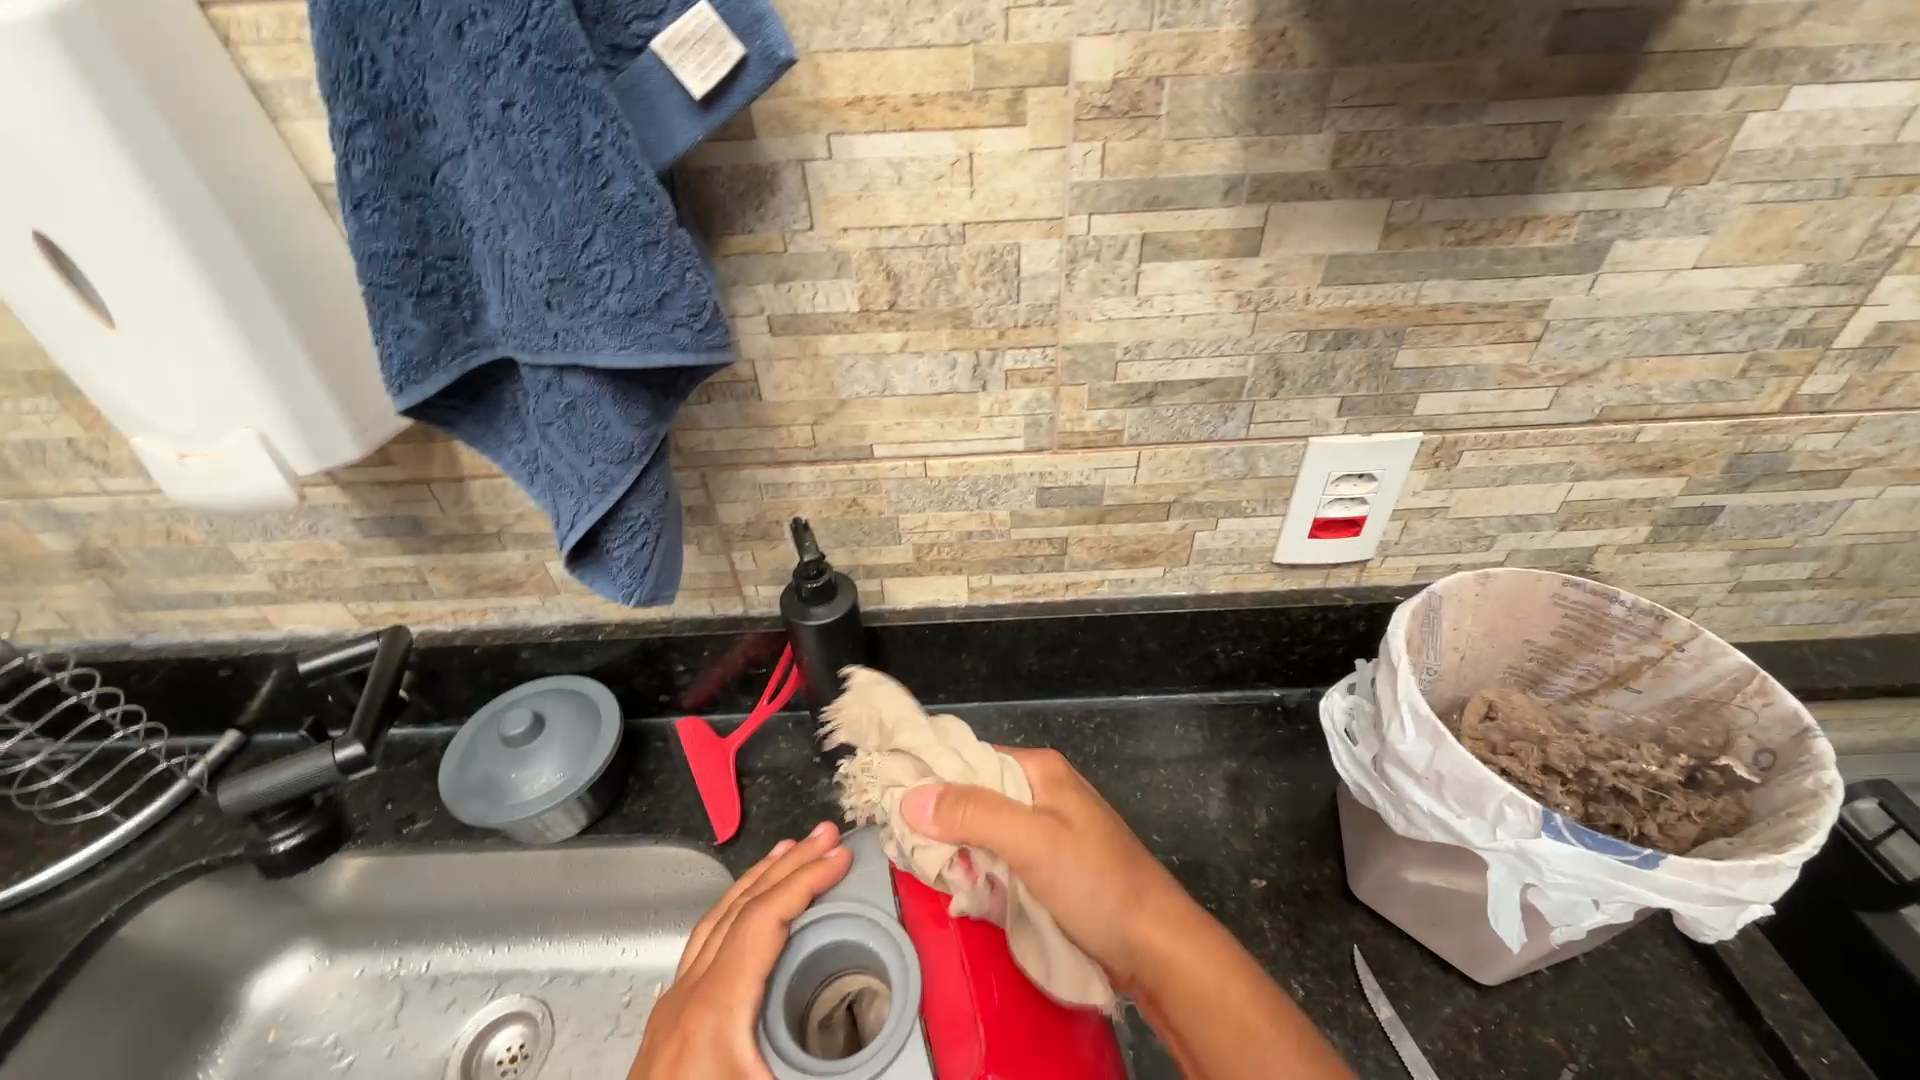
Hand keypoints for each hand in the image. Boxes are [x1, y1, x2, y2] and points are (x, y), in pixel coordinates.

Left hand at [629, 823, 851, 1079]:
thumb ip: (833, 1070)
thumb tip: (901, 1071)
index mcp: (714, 1013)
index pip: (764, 918)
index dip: (806, 880)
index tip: (840, 856)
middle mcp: (686, 1000)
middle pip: (738, 908)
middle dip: (786, 864)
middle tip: (824, 835)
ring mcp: (672, 1013)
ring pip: (715, 922)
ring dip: (757, 882)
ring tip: (788, 855)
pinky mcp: (669, 1031)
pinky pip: (705, 946)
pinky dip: (736, 914)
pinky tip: (748, 920)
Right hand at [899, 747, 1195, 990]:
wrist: (1156, 947)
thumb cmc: (1098, 885)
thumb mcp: (1032, 843)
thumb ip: (973, 815)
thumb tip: (909, 797)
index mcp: (1039, 771)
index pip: (967, 759)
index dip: (930, 779)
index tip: (890, 804)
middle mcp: (1039, 793)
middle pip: (972, 798)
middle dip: (943, 826)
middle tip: (910, 853)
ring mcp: (1045, 832)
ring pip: (983, 834)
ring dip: (961, 856)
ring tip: (934, 877)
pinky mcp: (1048, 868)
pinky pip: (1000, 862)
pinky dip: (982, 876)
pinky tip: (967, 895)